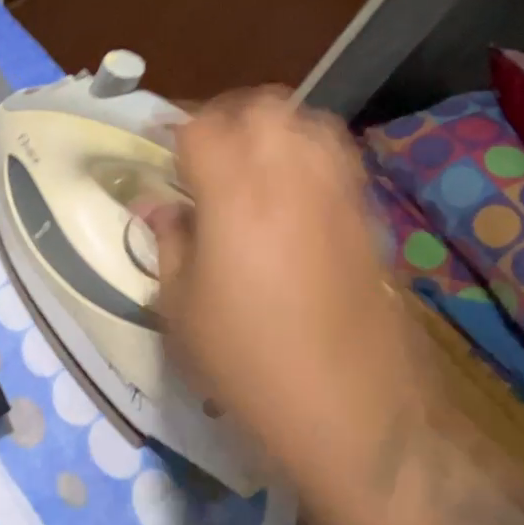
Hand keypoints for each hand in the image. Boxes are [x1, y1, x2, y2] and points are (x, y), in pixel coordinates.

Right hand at [146, 89, 432, 478]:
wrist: (348, 414)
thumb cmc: (244, 361)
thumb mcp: (179, 306)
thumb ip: (169, 241)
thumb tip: (158, 205)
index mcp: (234, 199)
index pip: (201, 129)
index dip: (172, 129)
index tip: (155, 146)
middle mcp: (292, 183)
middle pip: (262, 109)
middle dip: (225, 116)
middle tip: (199, 149)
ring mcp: (339, 198)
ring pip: (309, 124)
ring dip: (272, 129)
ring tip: (246, 162)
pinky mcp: (368, 222)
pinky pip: (337, 160)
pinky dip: (308, 156)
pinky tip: (286, 193)